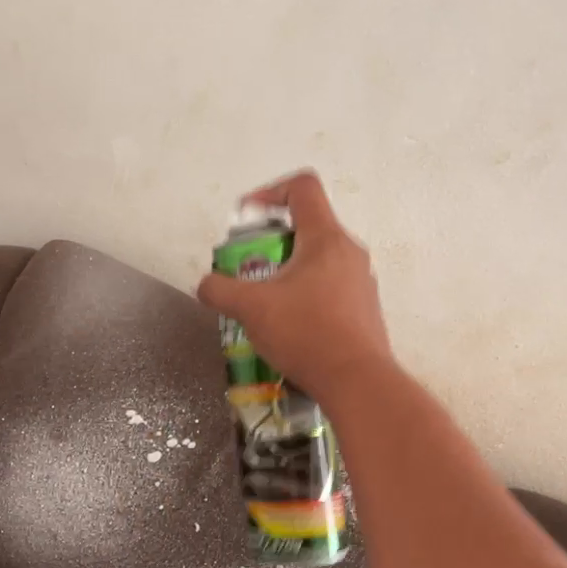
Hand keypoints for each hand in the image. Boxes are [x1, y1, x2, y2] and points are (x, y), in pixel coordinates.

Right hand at [197, 170, 393, 403]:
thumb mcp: (249, 308)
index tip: (244, 218)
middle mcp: (348, 251)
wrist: (355, 378)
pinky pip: (324, 288)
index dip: (268, 192)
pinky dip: (299, 296)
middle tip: (243, 272)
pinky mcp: (361, 307)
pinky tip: (284, 327)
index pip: (302, 188)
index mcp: (325, 238)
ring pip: (313, 261)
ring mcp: (359, 280)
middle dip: (266, 245)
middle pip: (304, 228)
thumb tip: (205, 284)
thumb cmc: (305, 332)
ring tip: (260, 306)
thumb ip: (219, 290)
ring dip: (282, 274)